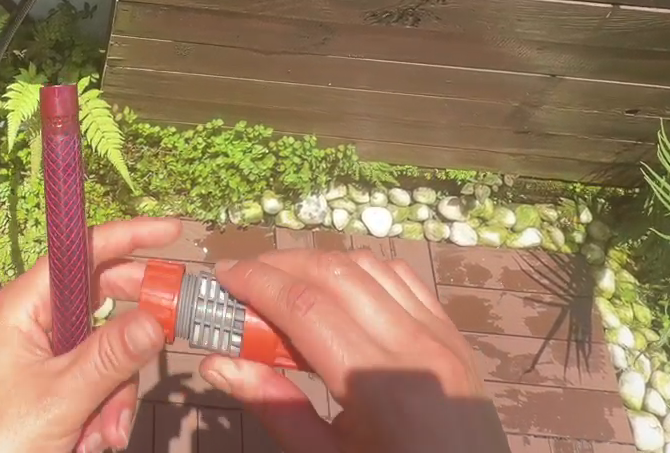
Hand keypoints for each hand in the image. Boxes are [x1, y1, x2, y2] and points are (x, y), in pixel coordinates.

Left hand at [0, 217, 181, 452]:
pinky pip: (103, 384)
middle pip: (106, 299)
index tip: (170, 232)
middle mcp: (41, 320)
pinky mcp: (60, 387)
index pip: (84, 250)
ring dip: (117, 393)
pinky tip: (95, 440)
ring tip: (104, 431)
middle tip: (168, 331)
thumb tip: (154, 319)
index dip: (128, 235)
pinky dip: (108, 413)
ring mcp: (52, 355)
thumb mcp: (59, 398)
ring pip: (111, 350)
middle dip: (132, 334)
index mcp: (29, 303)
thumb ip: (109, 357)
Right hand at [199, 250, 508, 452]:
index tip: (221, 275)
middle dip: (278, 265)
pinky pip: (399, 276)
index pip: (304, 306)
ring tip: (282, 281)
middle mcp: (413, 346)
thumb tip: (216, 363)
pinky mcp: (453, 334)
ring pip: (365, 265)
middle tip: (241, 278)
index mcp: (380, 387)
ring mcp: (440, 335)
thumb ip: (274, 407)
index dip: (257, 283)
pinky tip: (336, 285)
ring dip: (316, 262)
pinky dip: (358, 268)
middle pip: (332, 273)